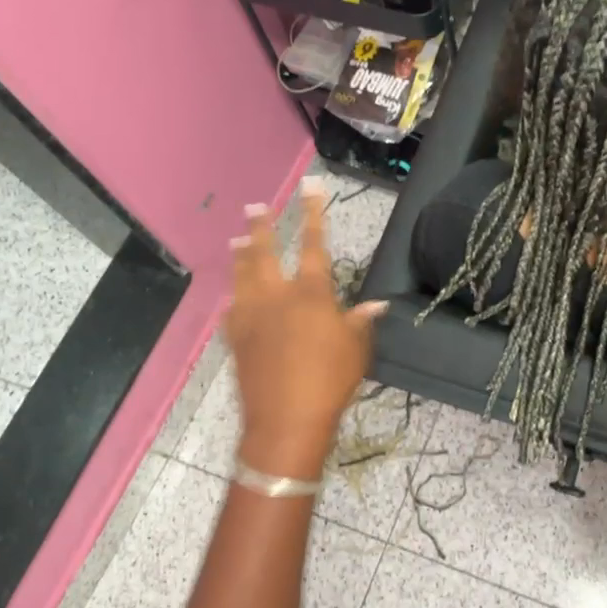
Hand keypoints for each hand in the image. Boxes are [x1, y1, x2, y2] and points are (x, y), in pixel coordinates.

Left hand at [225, 180, 387, 480]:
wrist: (286, 421)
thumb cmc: (330, 382)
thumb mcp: (357, 349)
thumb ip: (360, 322)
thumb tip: (375, 304)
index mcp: (311, 293)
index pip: (314, 243)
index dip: (313, 212)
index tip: (310, 186)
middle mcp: (277, 296)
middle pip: (266, 252)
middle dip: (262, 226)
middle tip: (256, 206)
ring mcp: (251, 316)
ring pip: (243, 275)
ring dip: (242, 254)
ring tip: (238, 238)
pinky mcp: (235, 338)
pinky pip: (231, 309)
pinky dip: (234, 297)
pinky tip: (232, 296)